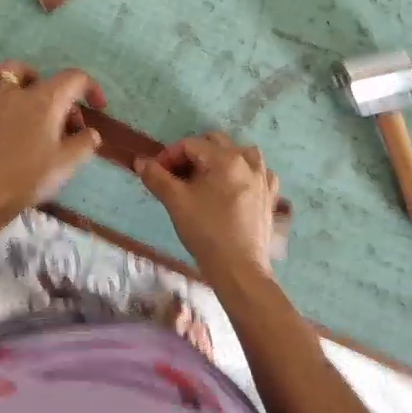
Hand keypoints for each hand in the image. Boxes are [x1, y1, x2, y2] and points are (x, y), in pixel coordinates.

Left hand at [0, 60, 104, 210]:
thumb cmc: (34, 175)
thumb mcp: (68, 162)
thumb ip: (85, 142)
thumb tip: (91, 132)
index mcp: (47, 102)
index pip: (75, 78)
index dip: (91, 88)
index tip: (97, 107)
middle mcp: (22, 93)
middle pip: (47, 79)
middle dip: (64, 95)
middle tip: (67, 122)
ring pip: (9, 70)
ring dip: (26, 76)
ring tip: (33, 91)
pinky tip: (2, 91)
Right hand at [135, 132, 280, 279]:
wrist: (239, 270)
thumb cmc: (206, 232)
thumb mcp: (176, 202)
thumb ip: (156, 177)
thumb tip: (140, 161)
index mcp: (225, 159)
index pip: (190, 144)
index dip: (169, 155)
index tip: (157, 173)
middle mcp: (247, 162)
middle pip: (215, 143)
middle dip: (193, 154)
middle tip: (177, 175)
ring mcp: (263, 179)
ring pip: (241, 153)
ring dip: (221, 158)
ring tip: (206, 177)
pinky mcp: (270, 197)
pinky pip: (259, 173)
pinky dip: (245, 173)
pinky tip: (236, 186)